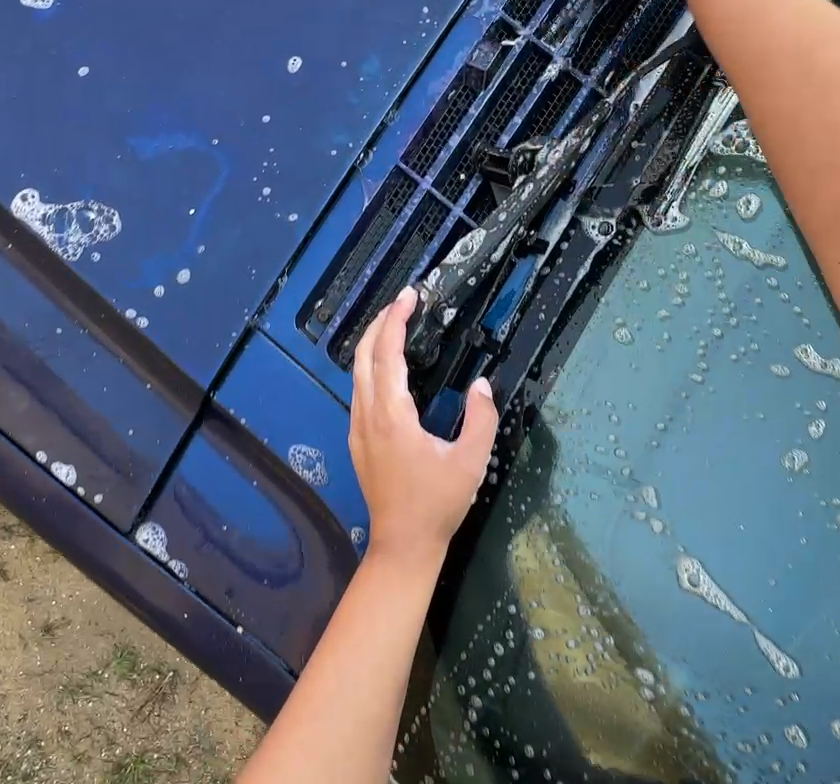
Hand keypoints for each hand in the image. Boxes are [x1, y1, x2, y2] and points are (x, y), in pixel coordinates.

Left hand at [350, 287, 498, 568]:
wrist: (403, 545)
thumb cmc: (437, 503)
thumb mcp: (471, 461)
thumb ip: (480, 419)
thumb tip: (481, 385)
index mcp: (392, 416)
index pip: (387, 355)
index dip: (395, 321)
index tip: (409, 296)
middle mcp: (367, 416)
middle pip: (363, 356)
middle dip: (379, 323)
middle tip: (403, 302)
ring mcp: (358, 428)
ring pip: (358, 372)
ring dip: (374, 343)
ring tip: (398, 326)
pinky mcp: (359, 440)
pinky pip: (361, 389)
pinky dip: (373, 365)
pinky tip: (391, 366)